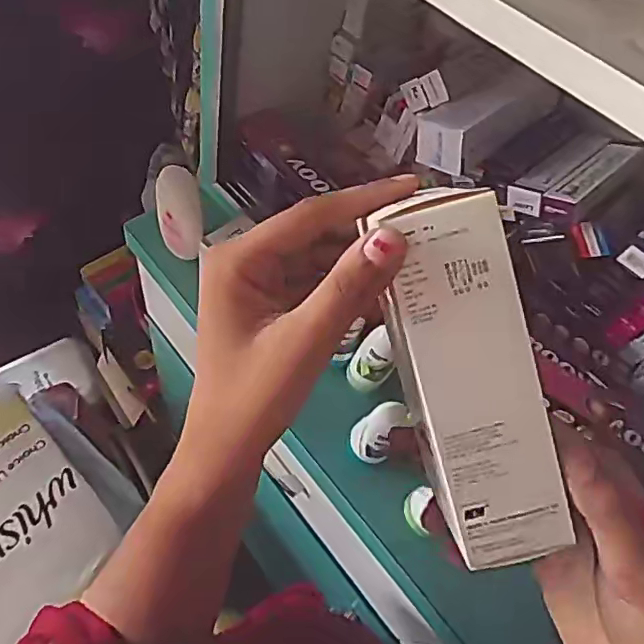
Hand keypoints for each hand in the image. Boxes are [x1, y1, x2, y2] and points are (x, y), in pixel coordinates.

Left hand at [182, 176, 416, 480]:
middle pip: (315, 233)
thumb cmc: (254, 399)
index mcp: (240, 258)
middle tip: (418, 222)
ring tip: (409, 254)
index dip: (363, 199)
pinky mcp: (271, 306)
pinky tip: (380, 289)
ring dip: (358, 261)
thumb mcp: (307, 339)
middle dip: (364, 231)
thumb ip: (349, 286)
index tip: (409, 188)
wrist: (225, 454)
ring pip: (318, 258)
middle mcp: (246, 262)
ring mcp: (258, 284)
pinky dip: (346, 286)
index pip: (310, 215)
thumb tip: (392, 237)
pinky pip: (315, 283)